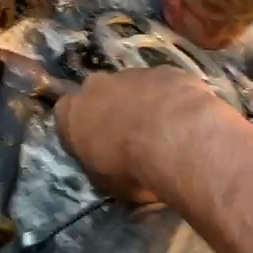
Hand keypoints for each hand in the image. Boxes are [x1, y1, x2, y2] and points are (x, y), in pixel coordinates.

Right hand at [55, 67, 226, 203]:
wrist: (175, 139)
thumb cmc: (130, 167)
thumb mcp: (104, 182)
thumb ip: (97, 164)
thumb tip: (104, 164)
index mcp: (71, 113)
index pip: (67, 118)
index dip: (83, 133)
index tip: (97, 149)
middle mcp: (95, 86)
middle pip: (99, 97)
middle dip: (113, 112)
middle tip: (132, 139)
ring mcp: (130, 74)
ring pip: (133, 88)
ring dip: (144, 106)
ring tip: (165, 134)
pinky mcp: (164, 70)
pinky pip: (164, 87)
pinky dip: (171, 101)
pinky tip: (184, 123)